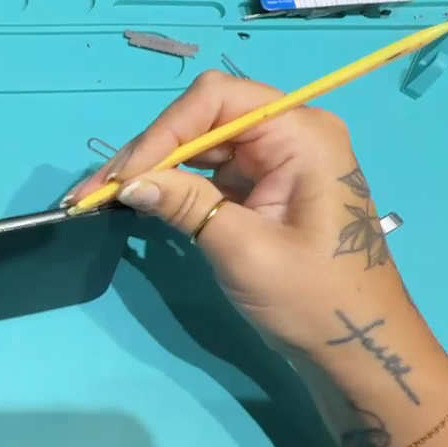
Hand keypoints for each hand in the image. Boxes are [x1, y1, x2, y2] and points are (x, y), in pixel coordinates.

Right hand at [67, 72, 416, 354]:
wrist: (352, 344)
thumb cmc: (313, 298)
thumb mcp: (244, 250)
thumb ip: (186, 206)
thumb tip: (128, 184)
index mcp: (300, 135)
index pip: (217, 101)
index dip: (163, 132)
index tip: (125, 179)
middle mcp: (286, 134)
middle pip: (200, 117)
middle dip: (146, 150)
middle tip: (95, 191)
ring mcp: (270, 159)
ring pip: (193, 143)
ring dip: (148, 167)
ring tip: (101, 196)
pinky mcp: (256, 184)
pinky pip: (202, 169)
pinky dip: (166, 183)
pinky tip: (134, 200)